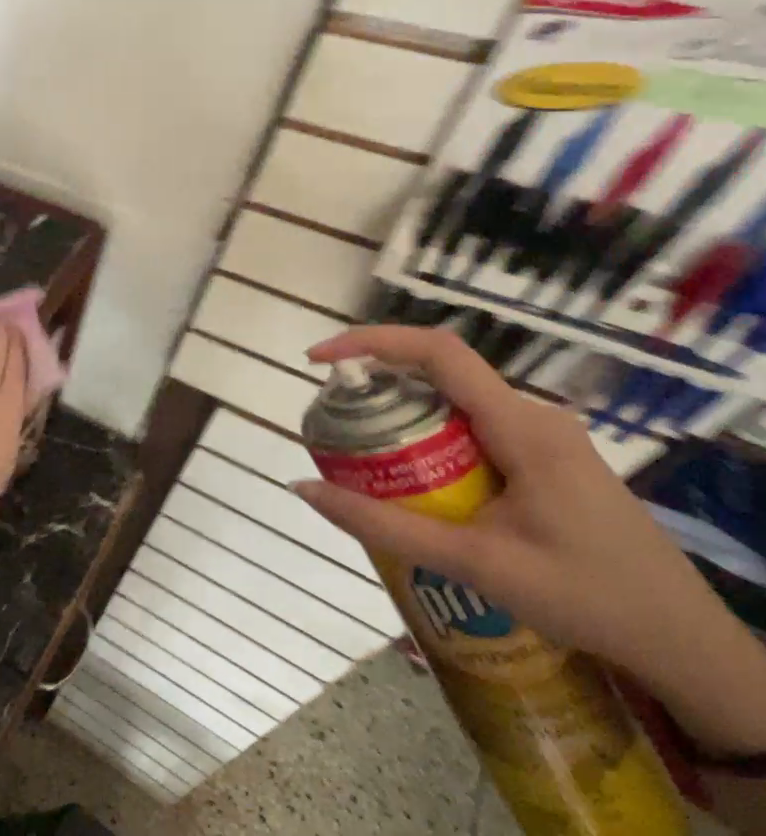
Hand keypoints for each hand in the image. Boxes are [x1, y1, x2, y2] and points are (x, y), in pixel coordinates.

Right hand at [295, 326, 735, 688]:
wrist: (681, 641)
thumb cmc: (586, 596)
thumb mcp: (473, 563)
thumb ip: (383, 524)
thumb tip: (302, 487)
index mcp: (524, 429)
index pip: (439, 353)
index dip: (372, 342)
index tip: (319, 360)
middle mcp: (535, 419)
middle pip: (440, 377)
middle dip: (376, 390)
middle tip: (332, 429)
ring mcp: (545, 440)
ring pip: (454, 407)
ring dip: (401, 422)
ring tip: (360, 461)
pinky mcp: (547, 462)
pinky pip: (473, 432)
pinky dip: (428, 444)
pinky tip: (411, 486)